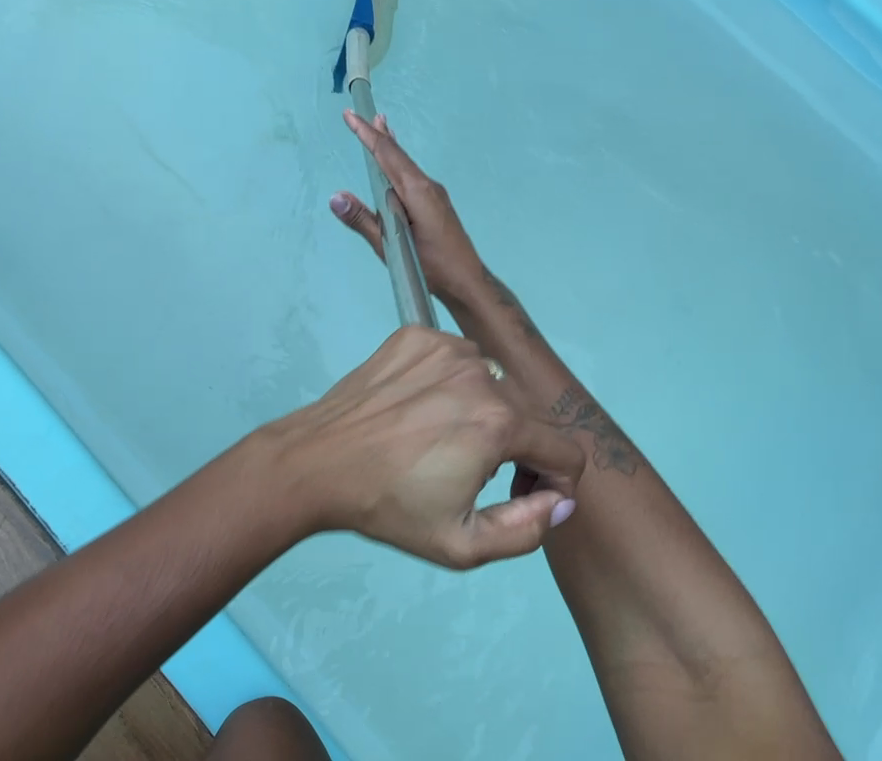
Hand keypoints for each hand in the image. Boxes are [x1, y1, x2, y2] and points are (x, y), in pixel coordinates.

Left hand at [256, 326, 581, 568]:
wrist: (315, 463)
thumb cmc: (388, 506)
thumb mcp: (462, 544)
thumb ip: (527, 530)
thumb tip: (560, 500)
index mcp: (499, 424)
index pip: (565, 450)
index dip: (553, 481)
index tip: (520, 495)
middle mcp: (480, 375)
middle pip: (527, 416)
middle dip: (517, 448)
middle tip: (472, 473)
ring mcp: (444, 348)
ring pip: (491, 383)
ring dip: (483, 411)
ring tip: (441, 439)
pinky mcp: (413, 337)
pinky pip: (454, 358)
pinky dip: (449, 383)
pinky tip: (418, 409)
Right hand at [330, 111, 488, 304]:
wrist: (468, 282)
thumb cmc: (431, 266)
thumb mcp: (391, 246)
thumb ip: (363, 221)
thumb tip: (336, 197)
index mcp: (416, 191)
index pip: (387, 155)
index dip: (367, 134)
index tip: (351, 116)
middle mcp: (427, 186)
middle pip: (398, 155)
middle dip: (379, 134)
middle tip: (364, 113)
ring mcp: (434, 194)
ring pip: (406, 165)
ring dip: (390, 147)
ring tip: (380, 127)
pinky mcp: (435, 204)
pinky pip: (411, 176)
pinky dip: (398, 163)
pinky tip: (395, 167)